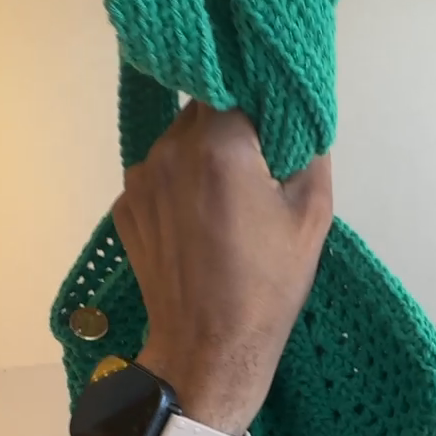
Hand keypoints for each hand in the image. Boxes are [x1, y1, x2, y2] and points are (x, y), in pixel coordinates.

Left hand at [115, 102, 332, 435]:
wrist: (208, 349)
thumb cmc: (268, 284)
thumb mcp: (311, 213)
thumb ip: (308, 147)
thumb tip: (297, 114)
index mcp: (217, 146)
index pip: (237, 86)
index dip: (259, 100)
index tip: (274, 124)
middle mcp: (167, 152)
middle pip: (203, 110)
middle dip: (232, 129)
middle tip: (258, 170)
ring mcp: (138, 181)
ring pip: (177, 143)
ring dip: (203, 158)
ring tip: (226, 205)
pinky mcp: (124, 208)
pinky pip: (158, 177)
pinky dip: (179, 187)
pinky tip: (198, 225)